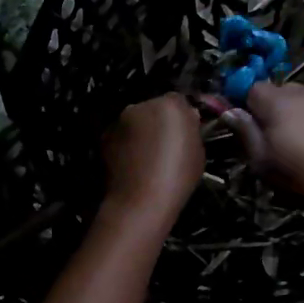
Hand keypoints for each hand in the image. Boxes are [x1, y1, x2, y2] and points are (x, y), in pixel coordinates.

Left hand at [103, 93, 204, 220]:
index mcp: (169, 105)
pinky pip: (123, 135)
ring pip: (136, 121)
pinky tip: (133, 164)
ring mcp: (120, 120)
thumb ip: (191, 129)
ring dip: (142, 132)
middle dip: (160, 122)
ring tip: (148, 157)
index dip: (182, 117)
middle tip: (167, 146)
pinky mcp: (105, 137)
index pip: (179, 101)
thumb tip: (187, 120)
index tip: (185, 133)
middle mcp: (141, 105)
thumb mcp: (198, 152)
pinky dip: (128, 144)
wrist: (140, 201)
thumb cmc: (177, 178)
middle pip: (154, 108)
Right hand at [220, 83, 303, 208]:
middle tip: (277, 144)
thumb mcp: (264, 164)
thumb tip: (230, 111)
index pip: (252, 88)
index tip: (250, 131)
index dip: (247, 107)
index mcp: (279, 101)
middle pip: (280, 93)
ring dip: (299, 118)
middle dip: (274, 112)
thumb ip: (246, 133)